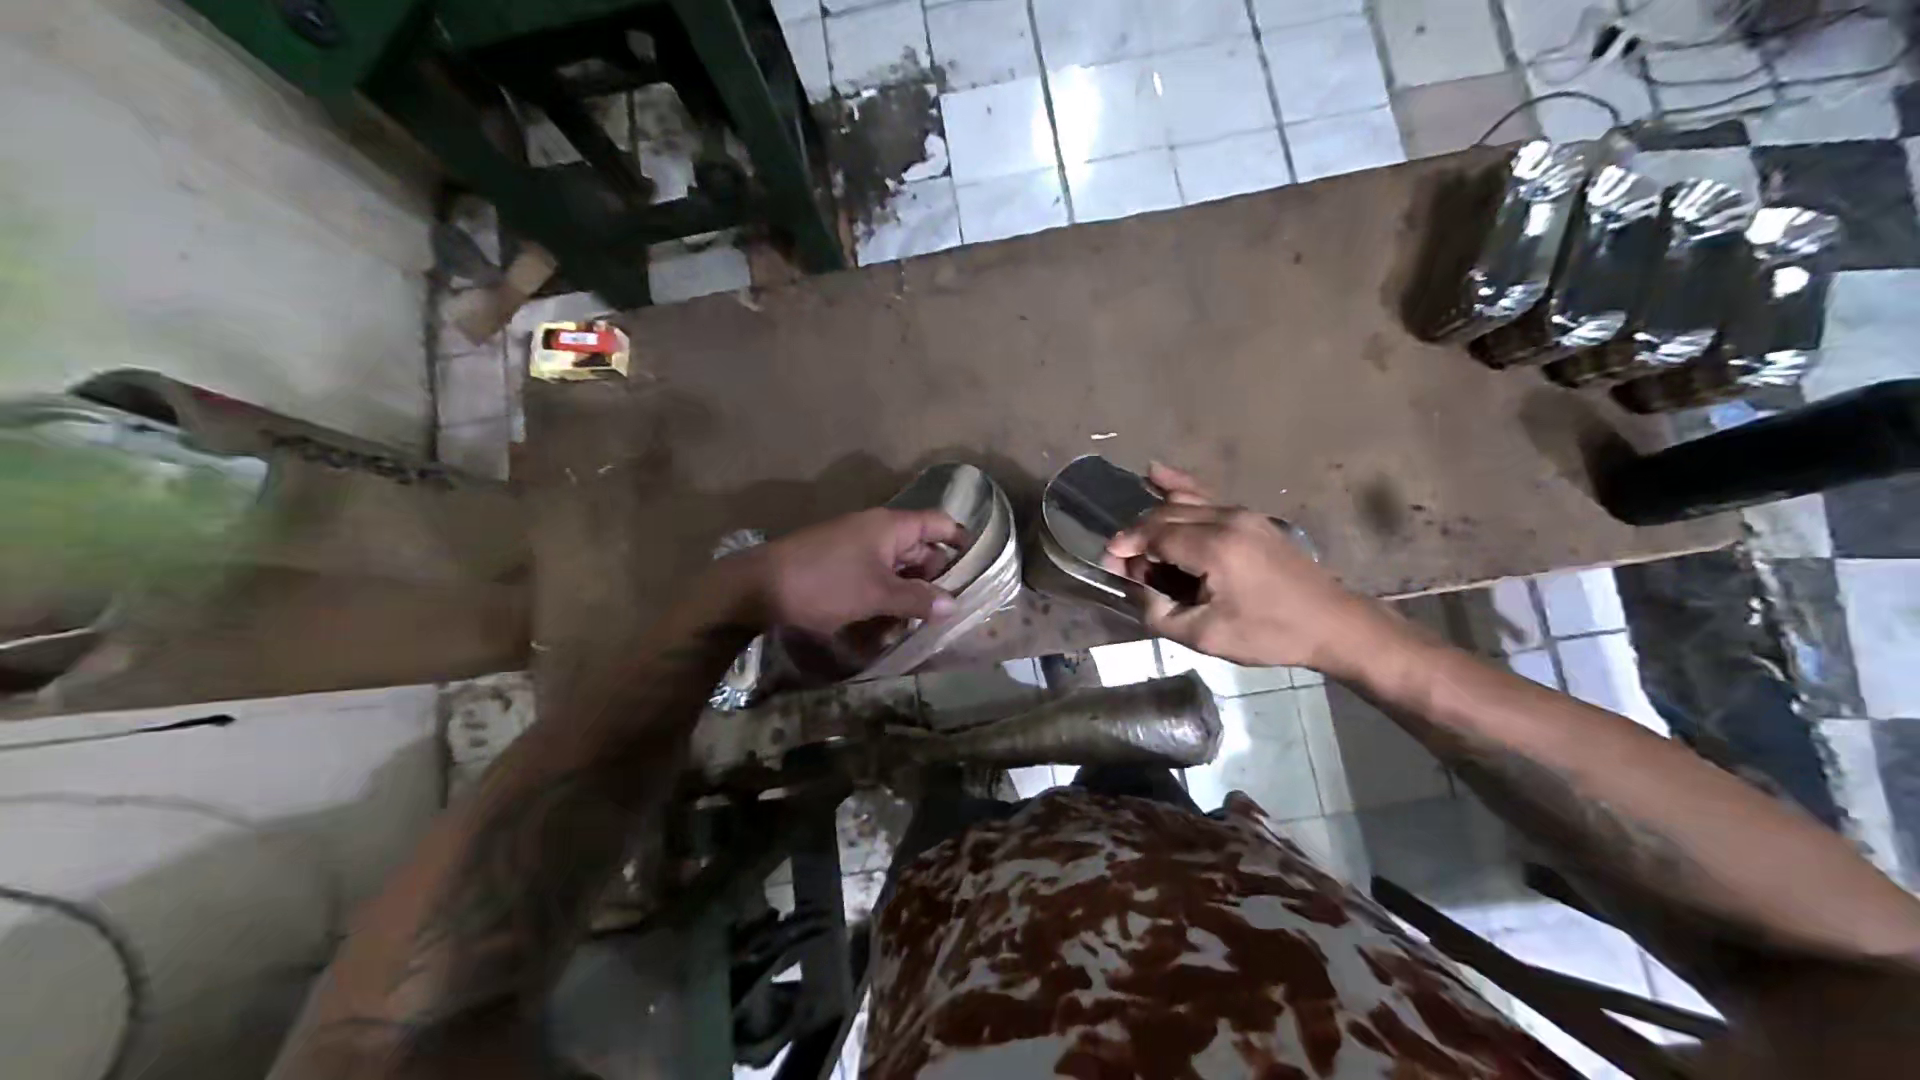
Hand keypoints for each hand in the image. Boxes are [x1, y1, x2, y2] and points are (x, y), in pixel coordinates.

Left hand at [726, 508, 966, 634]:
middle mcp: (876, 531)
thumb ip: (917, 599)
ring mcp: (855, 548)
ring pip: (896, 569)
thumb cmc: (824, 583)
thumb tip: (953, 605)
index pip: (939, 523)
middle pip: (919, 550)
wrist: (756, 586)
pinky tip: (884, 626)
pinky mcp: (838, 566)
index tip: (978, 566)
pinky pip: (873, 578)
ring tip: (915, 626)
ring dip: (907, 595)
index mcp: (890, 526)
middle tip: (948, 612)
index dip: (961, 541)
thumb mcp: (876, 594)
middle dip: (933, 580)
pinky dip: (883, 598)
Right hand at [1103, 463, 1389, 672]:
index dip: (1127, 549)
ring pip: (1182, 503)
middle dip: (1136, 537)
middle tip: (1124, 566)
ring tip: (1137, 544)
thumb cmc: (1269, 633)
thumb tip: (1136, 588)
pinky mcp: (1250, 518)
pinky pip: (1205, 496)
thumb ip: (1159, 613)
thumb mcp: (1205, 636)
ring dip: (1154, 520)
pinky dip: (1178, 486)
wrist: (1332, 623)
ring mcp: (1241, 514)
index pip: (1154, 536)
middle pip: (1164, 516)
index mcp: (1214, 548)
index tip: (1110, 567)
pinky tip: (1155, 472)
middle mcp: (1226, 520)